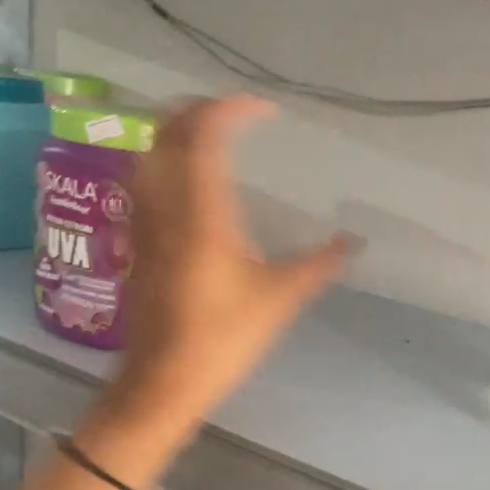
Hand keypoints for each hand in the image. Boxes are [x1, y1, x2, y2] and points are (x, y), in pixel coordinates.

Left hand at [108, 94, 348, 428]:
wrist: (160, 382)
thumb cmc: (221, 339)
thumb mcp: (279, 299)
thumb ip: (319, 264)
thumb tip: (353, 242)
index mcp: (202, 212)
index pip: (204, 134)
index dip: (231, 107)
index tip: (264, 109)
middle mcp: (165, 205)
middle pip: (166, 132)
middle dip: (197, 108)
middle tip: (234, 112)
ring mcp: (144, 222)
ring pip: (148, 154)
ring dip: (175, 131)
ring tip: (209, 134)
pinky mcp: (136, 242)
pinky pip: (144, 181)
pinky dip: (164, 160)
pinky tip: (187, 179)